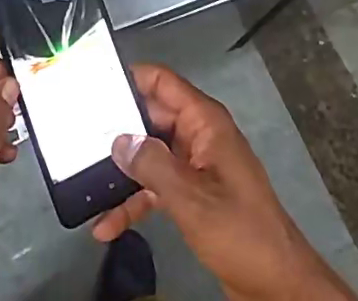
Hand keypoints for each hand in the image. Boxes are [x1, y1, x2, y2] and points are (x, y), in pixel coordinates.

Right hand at [93, 64, 356, 300]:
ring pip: (149, 155)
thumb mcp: (191, 197)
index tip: (96, 83)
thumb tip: (119, 140)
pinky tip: (107, 223)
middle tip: (79, 134)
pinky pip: (156, 187)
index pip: (163, 82)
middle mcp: (199, 137)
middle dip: (117, 128)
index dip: (131, 77)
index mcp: (205, 123)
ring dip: (121, 172)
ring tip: (85, 180)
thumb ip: (152, 164)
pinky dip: (134, 201)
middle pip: (150, 118)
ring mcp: (195, 167)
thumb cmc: (240, 231)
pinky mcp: (192, 195)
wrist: (278, 286)